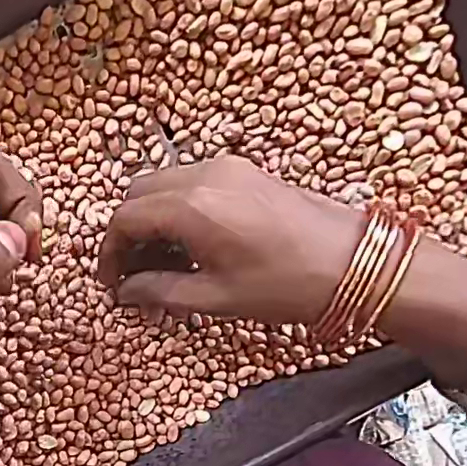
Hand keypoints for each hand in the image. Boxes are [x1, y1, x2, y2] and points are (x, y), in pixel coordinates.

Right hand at [96, 155, 362, 323]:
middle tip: (131, 272)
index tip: (111, 281)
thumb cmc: (288, 285)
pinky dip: (174, 208)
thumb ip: (160, 290)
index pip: (125, 218)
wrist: (358, 262)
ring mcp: (226, 168)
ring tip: (159, 262)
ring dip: (150, 219)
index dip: (109, 251)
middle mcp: (203, 175)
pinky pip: (189, 182)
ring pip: (162, 184)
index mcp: (191, 207)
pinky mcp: (244, 170)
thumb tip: (127, 291)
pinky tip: (187, 243)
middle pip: (137, 194)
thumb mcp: (216, 297)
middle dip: (126, 232)